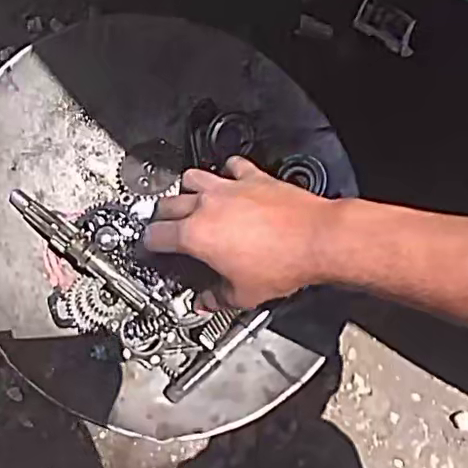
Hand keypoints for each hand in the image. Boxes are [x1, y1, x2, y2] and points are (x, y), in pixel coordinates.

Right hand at [143, 156, 338, 307]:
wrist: (318, 239)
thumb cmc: (283, 262)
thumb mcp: (243, 294)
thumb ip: (216, 297)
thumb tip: (207, 301)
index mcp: (195, 235)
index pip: (155, 236)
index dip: (148, 245)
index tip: (150, 248)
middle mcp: (207, 205)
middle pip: (167, 204)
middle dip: (161, 217)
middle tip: (164, 228)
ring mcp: (229, 187)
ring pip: (191, 178)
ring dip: (185, 190)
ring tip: (188, 201)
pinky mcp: (253, 178)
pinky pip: (231, 166)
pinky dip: (225, 173)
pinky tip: (228, 180)